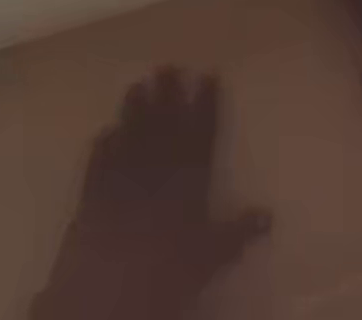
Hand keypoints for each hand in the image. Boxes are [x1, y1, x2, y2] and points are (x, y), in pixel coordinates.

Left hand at [36, 69, 268, 319]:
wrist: (104, 299)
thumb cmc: (165, 275)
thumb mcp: (209, 258)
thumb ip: (237, 232)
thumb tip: (270, 215)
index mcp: (188, 180)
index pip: (201, 132)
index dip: (206, 103)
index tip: (208, 75)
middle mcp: (156, 172)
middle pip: (164, 125)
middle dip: (168, 94)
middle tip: (168, 65)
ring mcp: (121, 182)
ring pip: (131, 137)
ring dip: (134, 110)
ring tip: (136, 84)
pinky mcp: (91, 201)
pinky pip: (98, 167)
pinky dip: (101, 148)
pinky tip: (103, 132)